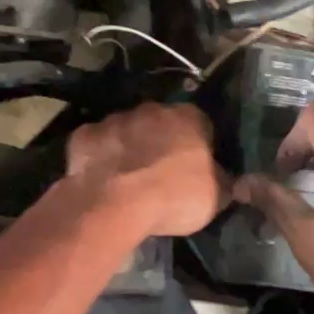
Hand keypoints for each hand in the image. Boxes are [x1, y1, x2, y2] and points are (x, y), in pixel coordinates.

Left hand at [65, 103, 223, 236]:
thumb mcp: (215, 197)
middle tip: (161, 172)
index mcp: (189, 117)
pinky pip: (96, 143)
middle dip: (161, 141)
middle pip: (160, 122)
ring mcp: (115, 119)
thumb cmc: (173, 197)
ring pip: (126, 130)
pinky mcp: (84, 135)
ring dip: (129, 146)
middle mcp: (152, 109)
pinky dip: (98, 156)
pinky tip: (100, 178)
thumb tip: (228, 179)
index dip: (199, 145)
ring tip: (128, 178)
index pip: (201, 124)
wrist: (115, 204)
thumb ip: (223, 182)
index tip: (196, 166)